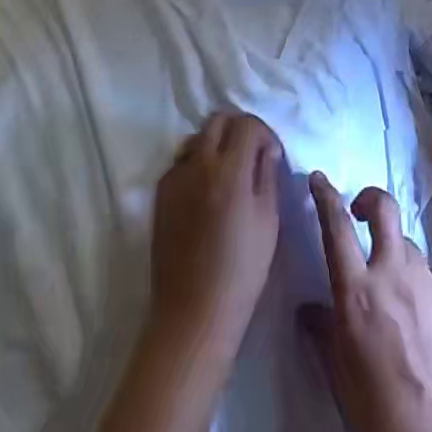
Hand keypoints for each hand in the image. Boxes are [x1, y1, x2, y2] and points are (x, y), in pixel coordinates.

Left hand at [100, 113, 283, 431]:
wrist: (194, 310)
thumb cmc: (243, 267)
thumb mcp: (268, 218)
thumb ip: (266, 175)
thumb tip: (266, 149)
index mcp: (229, 171)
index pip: (246, 124)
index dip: (264, 133)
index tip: (272, 154)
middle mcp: (197, 166)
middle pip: (217, 121)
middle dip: (238, 128)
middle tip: (253, 153)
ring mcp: (173, 180)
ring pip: (196, 139)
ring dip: (216, 143)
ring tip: (230, 172)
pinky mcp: (159, 197)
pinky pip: (180, 163)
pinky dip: (197, 163)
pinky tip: (208, 191)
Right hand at [305, 172, 431, 431]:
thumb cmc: (377, 405)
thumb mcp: (340, 370)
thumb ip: (325, 332)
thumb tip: (310, 310)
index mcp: (357, 292)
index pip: (337, 230)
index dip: (326, 197)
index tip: (319, 179)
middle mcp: (393, 274)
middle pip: (385, 210)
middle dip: (370, 198)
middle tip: (360, 208)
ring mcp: (427, 282)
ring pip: (408, 246)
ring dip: (394, 251)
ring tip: (386, 284)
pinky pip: (427, 278)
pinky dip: (414, 285)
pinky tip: (413, 319)